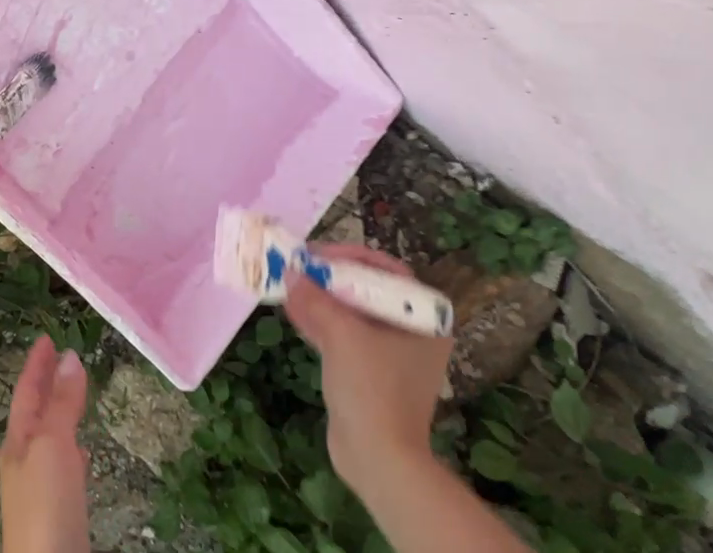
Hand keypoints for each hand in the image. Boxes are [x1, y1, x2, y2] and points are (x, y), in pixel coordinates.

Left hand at [0, 335, 90, 552]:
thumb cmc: (45, 503)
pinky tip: (81, 453)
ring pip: (49, 437)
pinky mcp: (58, 508)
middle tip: (60, 357)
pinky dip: (72, 447)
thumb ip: (61, 404)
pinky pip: (63, 465)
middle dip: (46, 384)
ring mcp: (39, 485)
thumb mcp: (52, 444)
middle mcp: (24, 458)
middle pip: (35, 412)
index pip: (26, 392)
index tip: (46, 337)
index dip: (36, 364)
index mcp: (17, 440)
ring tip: (73, 394)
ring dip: (59, 413)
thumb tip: (70, 357)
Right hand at [284, 245, 453, 497]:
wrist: (379, 458)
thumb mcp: (342, 335)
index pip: (386, 271)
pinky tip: (293, 311)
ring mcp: (391, 354)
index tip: (315, 255)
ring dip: (320, 299)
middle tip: (297, 267)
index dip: (349, 258)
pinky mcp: (370, 372)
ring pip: (352, 313)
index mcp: (424, 320)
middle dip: (329, 278)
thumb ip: (315, 299)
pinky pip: (344, 335)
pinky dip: (320, 321)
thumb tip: (291, 273)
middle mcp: (412, 333)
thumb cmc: (372, 388)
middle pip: (366, 290)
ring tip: (288, 285)